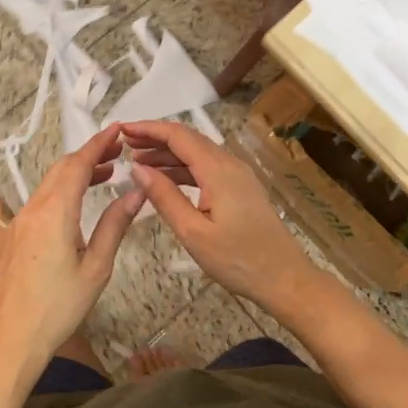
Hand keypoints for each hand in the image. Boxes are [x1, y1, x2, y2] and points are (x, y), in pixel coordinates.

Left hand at [0, 124, 143, 366]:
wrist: (11, 338)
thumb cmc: (58, 307)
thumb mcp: (96, 268)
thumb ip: (114, 226)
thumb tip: (136, 193)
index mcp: (55, 212)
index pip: (78, 165)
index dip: (98, 145)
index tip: (117, 131)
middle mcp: (33, 209)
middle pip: (61, 169)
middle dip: (89, 156)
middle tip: (118, 154)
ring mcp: (18, 222)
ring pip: (48, 184)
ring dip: (74, 174)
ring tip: (104, 175)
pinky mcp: (11, 236)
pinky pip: (36, 200)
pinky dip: (59, 191)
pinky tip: (76, 203)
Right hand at [123, 120, 319, 309]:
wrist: (285, 279)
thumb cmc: (237, 260)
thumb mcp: (193, 232)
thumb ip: (164, 197)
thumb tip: (137, 169)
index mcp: (218, 170)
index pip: (178, 136)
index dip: (149, 129)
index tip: (122, 130)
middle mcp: (229, 164)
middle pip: (188, 139)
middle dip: (156, 138)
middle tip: (125, 145)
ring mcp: (238, 175)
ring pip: (198, 153)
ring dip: (168, 154)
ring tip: (138, 163)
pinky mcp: (241, 188)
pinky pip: (207, 168)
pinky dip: (183, 168)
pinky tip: (166, 180)